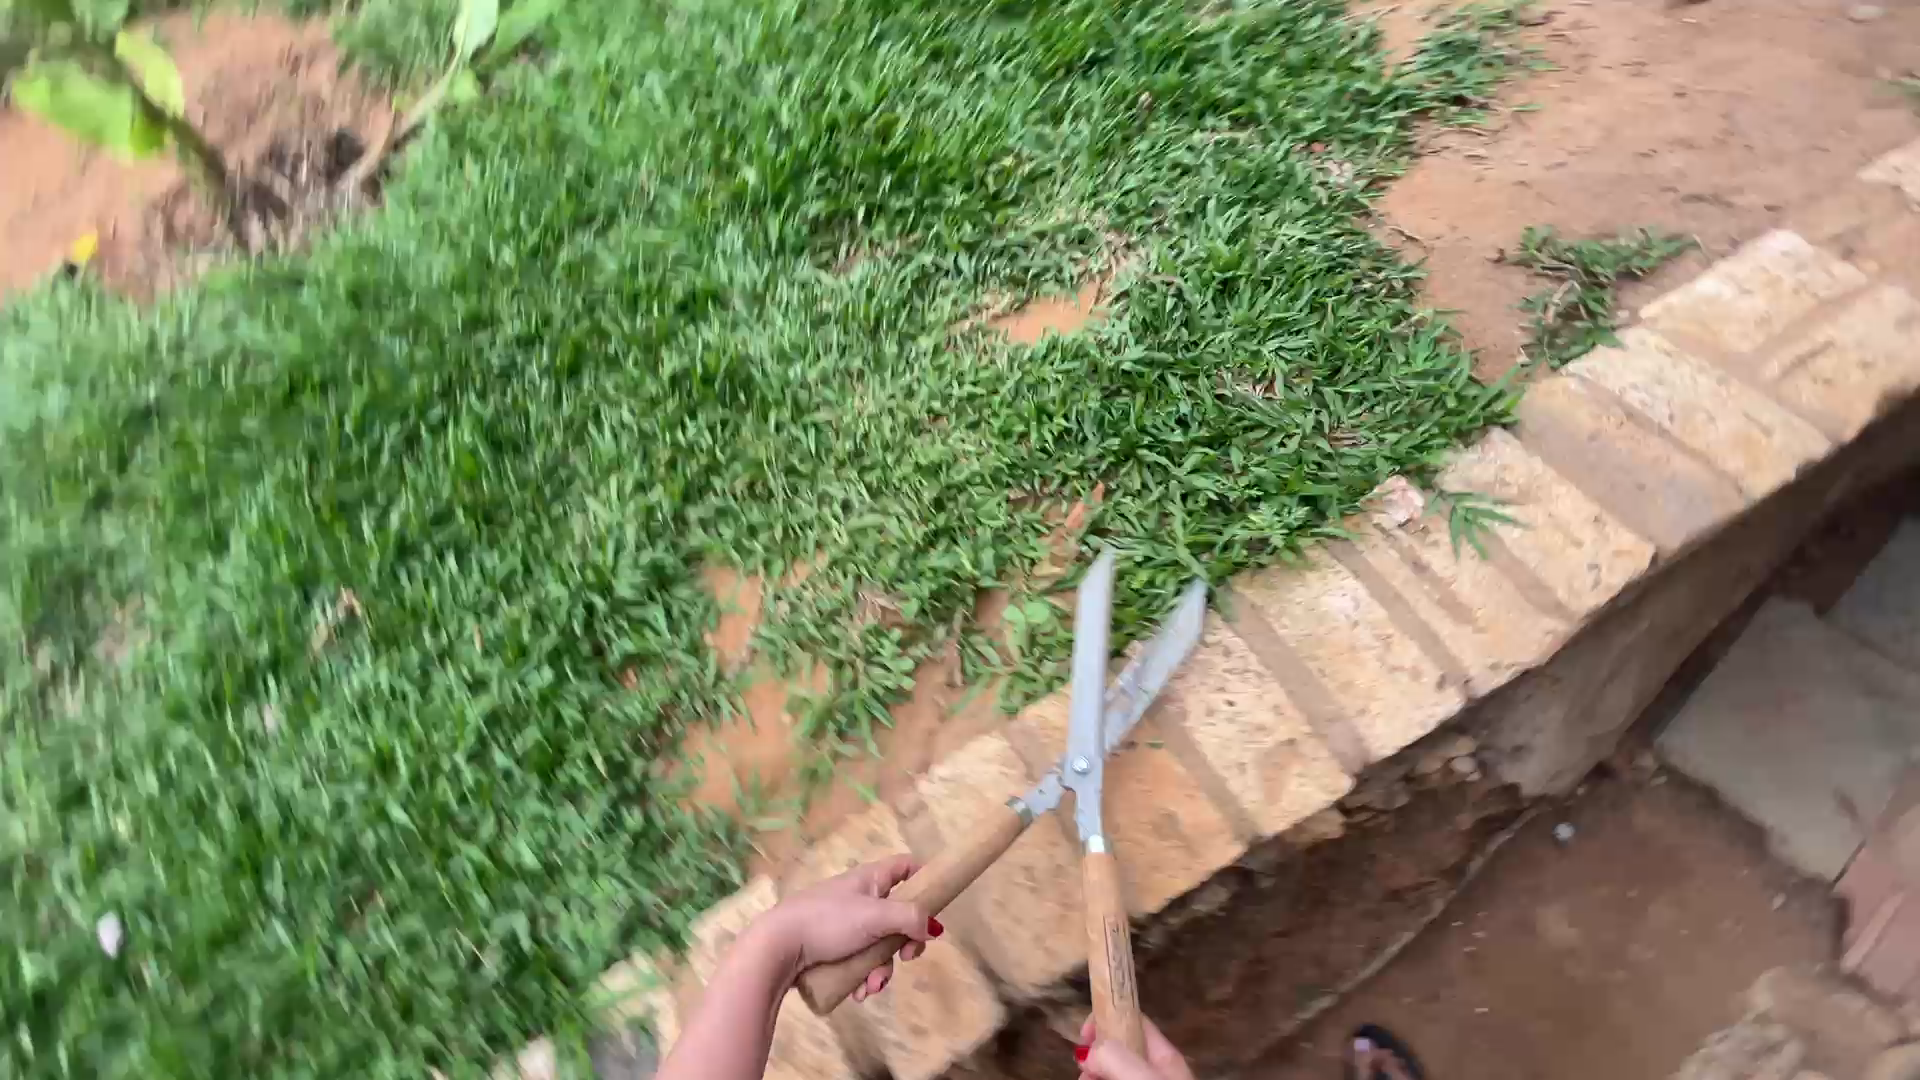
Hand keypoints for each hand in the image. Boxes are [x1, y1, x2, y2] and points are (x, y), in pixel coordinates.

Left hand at [760, 854, 938, 1001]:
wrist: (778, 946)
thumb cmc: (829, 921)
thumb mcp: (875, 916)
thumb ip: (909, 919)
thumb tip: (934, 928)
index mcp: (871, 878)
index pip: (906, 866)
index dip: (924, 879)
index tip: (934, 906)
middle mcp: (860, 896)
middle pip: (898, 915)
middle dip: (904, 943)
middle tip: (905, 958)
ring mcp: (846, 923)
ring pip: (879, 944)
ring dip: (882, 969)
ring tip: (871, 987)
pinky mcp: (832, 948)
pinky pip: (860, 961)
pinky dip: (863, 977)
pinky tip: (858, 992)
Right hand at [1075, 1017, 1194, 1079]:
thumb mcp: (1145, 1079)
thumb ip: (1116, 1057)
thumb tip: (1088, 1053)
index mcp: (1163, 1058)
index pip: (1131, 1020)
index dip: (1105, 1019)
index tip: (1083, 1036)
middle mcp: (1154, 1076)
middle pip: (1116, 1053)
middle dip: (1093, 1062)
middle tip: (1084, 1077)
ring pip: (1110, 1079)